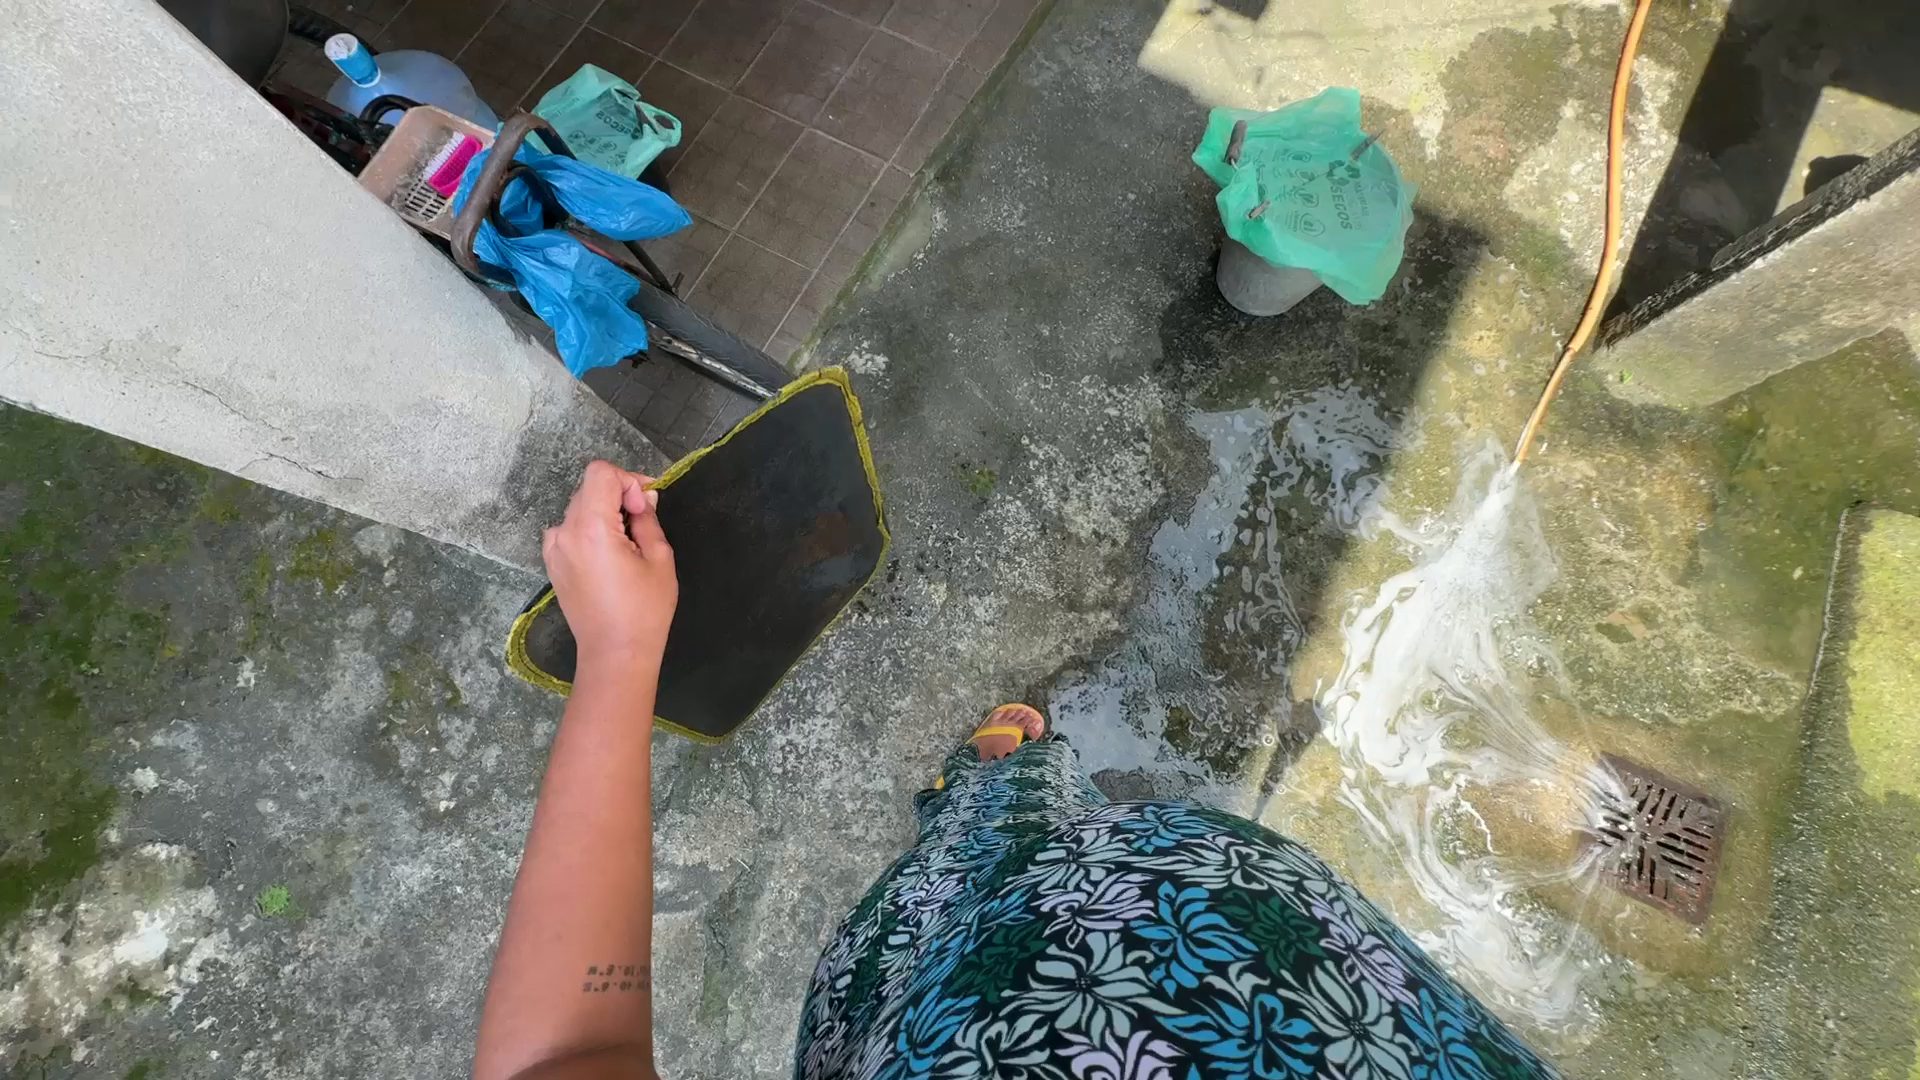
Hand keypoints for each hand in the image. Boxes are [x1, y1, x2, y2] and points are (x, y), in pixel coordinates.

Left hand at [542, 460, 677, 676]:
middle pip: (589, 488)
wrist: (615, 652)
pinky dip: (591, 528)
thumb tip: (643, 499)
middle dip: (619, 495)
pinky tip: (610, 554)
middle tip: (644, 522)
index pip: (601, 474)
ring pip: (580, 507)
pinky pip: (571, 528)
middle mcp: (565, 532)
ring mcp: (554, 548)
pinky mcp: (552, 562)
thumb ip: (648, 521)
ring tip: (629, 540)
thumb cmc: (645, 609)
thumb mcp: (659, 559)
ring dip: (605, 511)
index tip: (645, 507)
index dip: (628, 481)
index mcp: (592, 528)